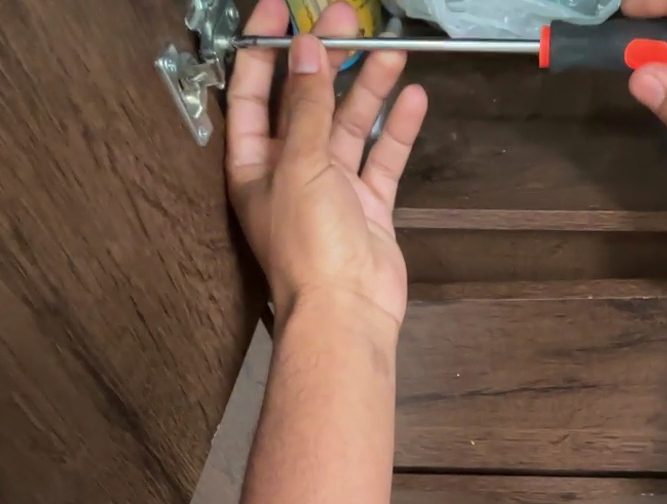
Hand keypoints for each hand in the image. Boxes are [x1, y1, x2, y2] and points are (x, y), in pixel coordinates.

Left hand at [226, 0, 428, 326]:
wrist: (347, 311)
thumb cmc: (309, 244)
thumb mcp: (299, 165)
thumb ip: (307, 108)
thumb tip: (307, 51)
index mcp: (254, 164)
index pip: (254, 93)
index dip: (265, 48)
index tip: (283, 8)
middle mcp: (291, 172)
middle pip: (308, 103)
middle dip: (327, 59)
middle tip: (350, 18)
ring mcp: (333, 190)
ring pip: (350, 128)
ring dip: (368, 89)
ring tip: (391, 51)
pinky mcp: (369, 208)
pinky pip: (382, 160)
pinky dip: (396, 131)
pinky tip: (412, 99)